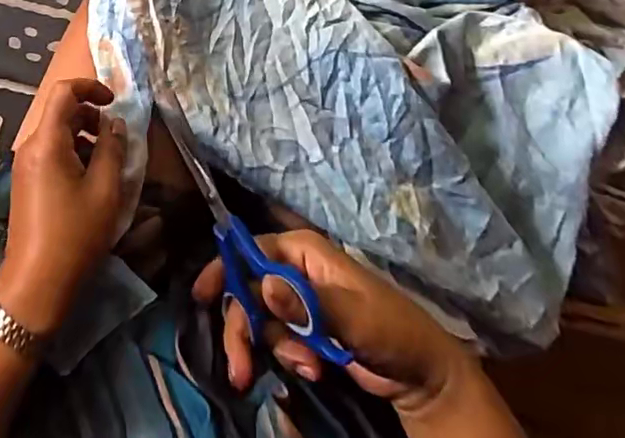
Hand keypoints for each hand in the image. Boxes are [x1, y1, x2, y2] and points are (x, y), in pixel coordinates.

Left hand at [0, 77, 125, 335]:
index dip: (90, 87)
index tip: (113, 102)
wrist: (36, 286)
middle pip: (60, 112)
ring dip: (84, 137)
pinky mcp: (26, 182)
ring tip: (107, 163)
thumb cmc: (75, 234)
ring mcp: (24, 166)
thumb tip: (114, 124)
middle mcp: (30, 147)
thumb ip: (112, 148)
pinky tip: (90, 181)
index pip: (63, 92)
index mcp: (46, 142)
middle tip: (115, 138)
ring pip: (57, 133)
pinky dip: (73, 154)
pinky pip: (51, 153)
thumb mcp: (105, 190)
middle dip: (91, 116)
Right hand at [193, 230, 478, 423]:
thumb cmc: (392, 330)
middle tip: (240, 369)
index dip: (225, 267)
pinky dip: (287, 358)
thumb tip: (264, 285)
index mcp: (303, 252)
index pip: (252, 250)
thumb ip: (309, 303)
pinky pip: (278, 340)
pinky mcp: (304, 331)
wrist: (421, 375)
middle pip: (248, 289)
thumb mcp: (354, 317)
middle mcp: (295, 270)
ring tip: (305, 369)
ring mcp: (299, 302)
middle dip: (243, 328)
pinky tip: (312, 371)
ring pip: (260, 318)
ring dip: (271, 348)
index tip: (203, 296)